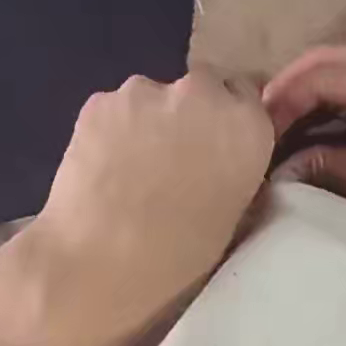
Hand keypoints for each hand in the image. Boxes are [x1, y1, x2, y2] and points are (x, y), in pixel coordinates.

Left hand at [8, 70, 272, 345]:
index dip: (227, 121)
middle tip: (169, 157)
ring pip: (151, 97)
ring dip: (146, 121)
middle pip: (201, 88)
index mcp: (247, 126)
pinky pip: (112, 110)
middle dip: (189, 114)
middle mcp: (203, 93)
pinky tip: (98, 167)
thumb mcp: (230, 218)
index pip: (247, 96)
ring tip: (126, 168)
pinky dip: (109, 130)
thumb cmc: (175, 256)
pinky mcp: (99, 101)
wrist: (100, 258)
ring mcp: (146, 91)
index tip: (213, 145)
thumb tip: (221, 162)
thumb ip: (233, 173)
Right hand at [262, 46, 345, 235]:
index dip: (281, 102)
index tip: (257, 133)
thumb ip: (323, 165)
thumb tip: (278, 169)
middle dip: (288, 92)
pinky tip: (311, 128)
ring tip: (279, 128)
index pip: (319, 74)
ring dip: (307, 97)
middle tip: (260, 125)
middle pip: (325, 61)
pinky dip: (329, 103)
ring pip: (339, 71)